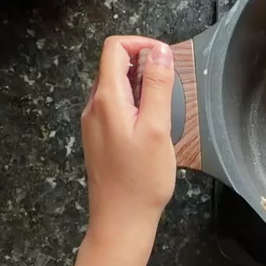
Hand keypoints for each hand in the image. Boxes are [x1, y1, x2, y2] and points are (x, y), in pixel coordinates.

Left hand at [83, 36, 177, 246]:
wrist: (121, 221)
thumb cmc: (142, 181)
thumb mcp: (157, 129)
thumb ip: (158, 87)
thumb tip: (159, 51)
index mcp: (106, 99)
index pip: (114, 48)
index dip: (141, 44)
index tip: (166, 59)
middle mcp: (94, 107)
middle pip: (113, 66)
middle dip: (144, 66)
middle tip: (171, 89)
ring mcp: (94, 124)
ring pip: (115, 88)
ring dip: (141, 87)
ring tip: (164, 111)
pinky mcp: (99, 139)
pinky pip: (115, 109)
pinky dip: (135, 106)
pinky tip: (151, 129)